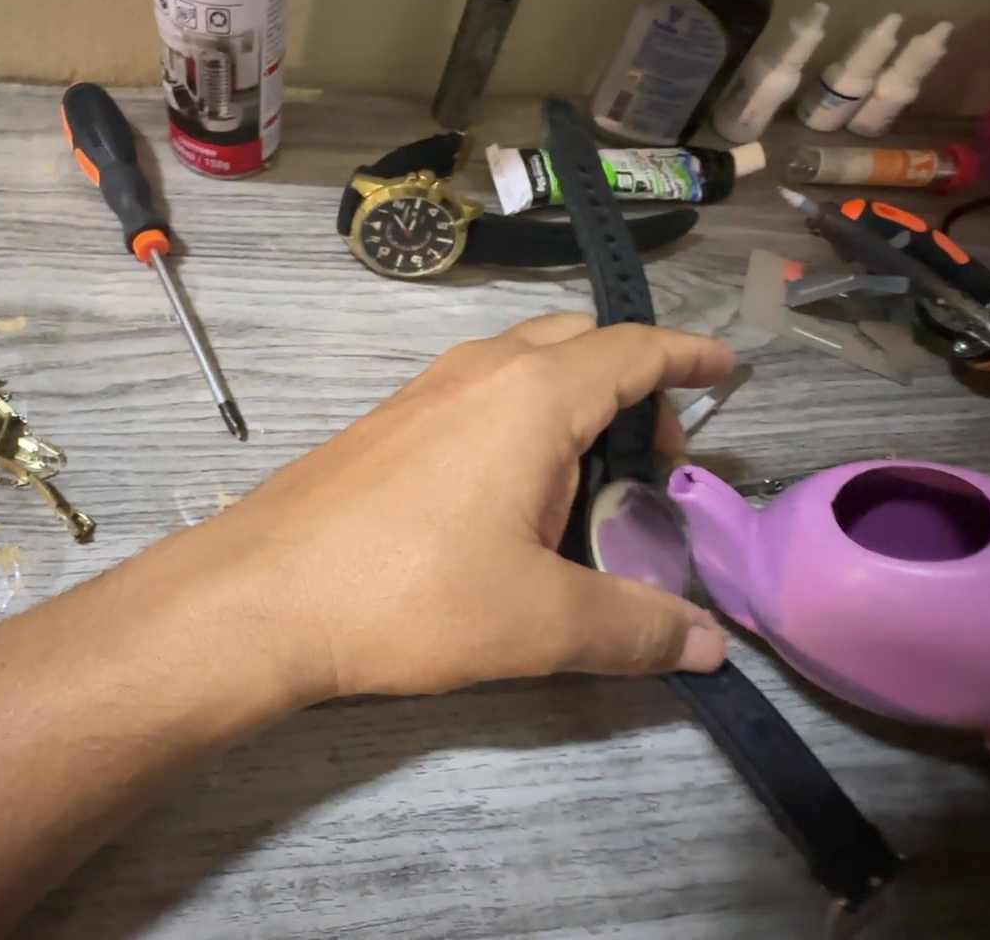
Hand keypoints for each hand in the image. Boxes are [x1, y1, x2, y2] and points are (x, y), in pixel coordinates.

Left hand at [168, 313, 734, 699]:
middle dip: (630, 385)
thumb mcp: (539, 620)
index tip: (726, 369)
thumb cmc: (410, 592)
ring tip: (580, 484)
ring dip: (568, 404)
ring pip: (520, 368)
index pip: (631, 350)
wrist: (264, 591)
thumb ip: (632, 626)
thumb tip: (706, 644)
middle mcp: (476, 371)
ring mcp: (422, 392)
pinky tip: (504, 494)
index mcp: (531, 395)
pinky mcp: (385, 423)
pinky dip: (515, 421)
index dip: (687, 356)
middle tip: (651, 458)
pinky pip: (473, 397)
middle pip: (576, 346)